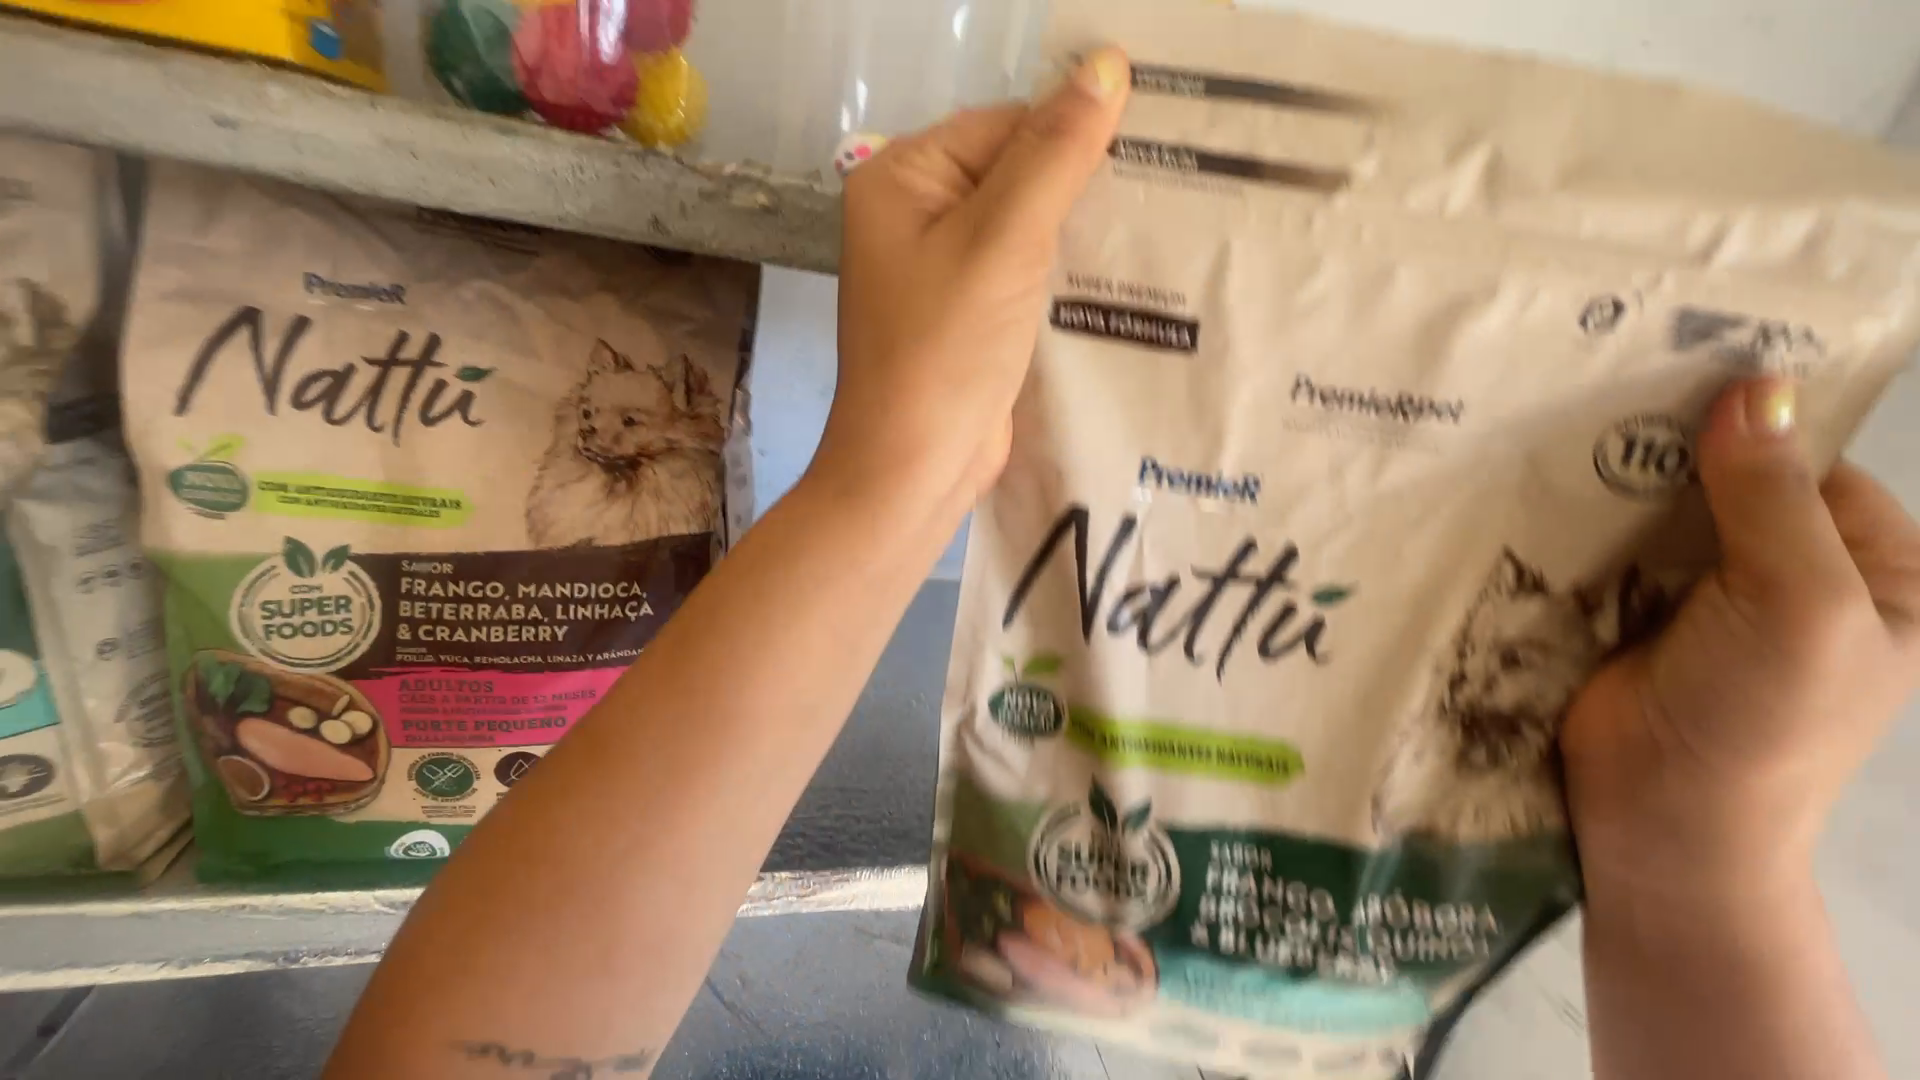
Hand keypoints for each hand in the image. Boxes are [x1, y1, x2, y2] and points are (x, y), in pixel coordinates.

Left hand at [814, 48, 1130, 511]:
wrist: (915, 467)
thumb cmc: (945, 350)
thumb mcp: (1002, 242)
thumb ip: (1054, 156)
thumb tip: (1104, 65)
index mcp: (902, 180)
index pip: (1004, 127)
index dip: (1073, 134)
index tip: (1151, 147)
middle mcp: (916, 218)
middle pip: (1014, 175)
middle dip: (1080, 188)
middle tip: (1166, 190)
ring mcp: (942, 271)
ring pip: (1024, 230)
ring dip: (1078, 235)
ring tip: (1156, 231)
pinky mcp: (968, 317)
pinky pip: (1022, 277)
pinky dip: (1062, 276)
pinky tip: (1119, 277)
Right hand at [1563, 377, 1919, 903]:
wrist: (1662, 816)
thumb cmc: (1759, 716)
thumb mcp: (1798, 602)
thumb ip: (1770, 498)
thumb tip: (1757, 385)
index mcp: (1865, 570)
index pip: (1807, 466)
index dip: (1747, 421)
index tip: (1664, 372)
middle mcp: (1779, 574)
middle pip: (1721, 485)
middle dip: (1660, 449)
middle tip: (1583, 390)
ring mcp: (1693, 597)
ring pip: (1652, 517)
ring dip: (1606, 487)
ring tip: (1540, 429)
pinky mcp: (1619, 614)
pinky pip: (1602, 554)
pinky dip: (1571, 527)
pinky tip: (1527, 493)